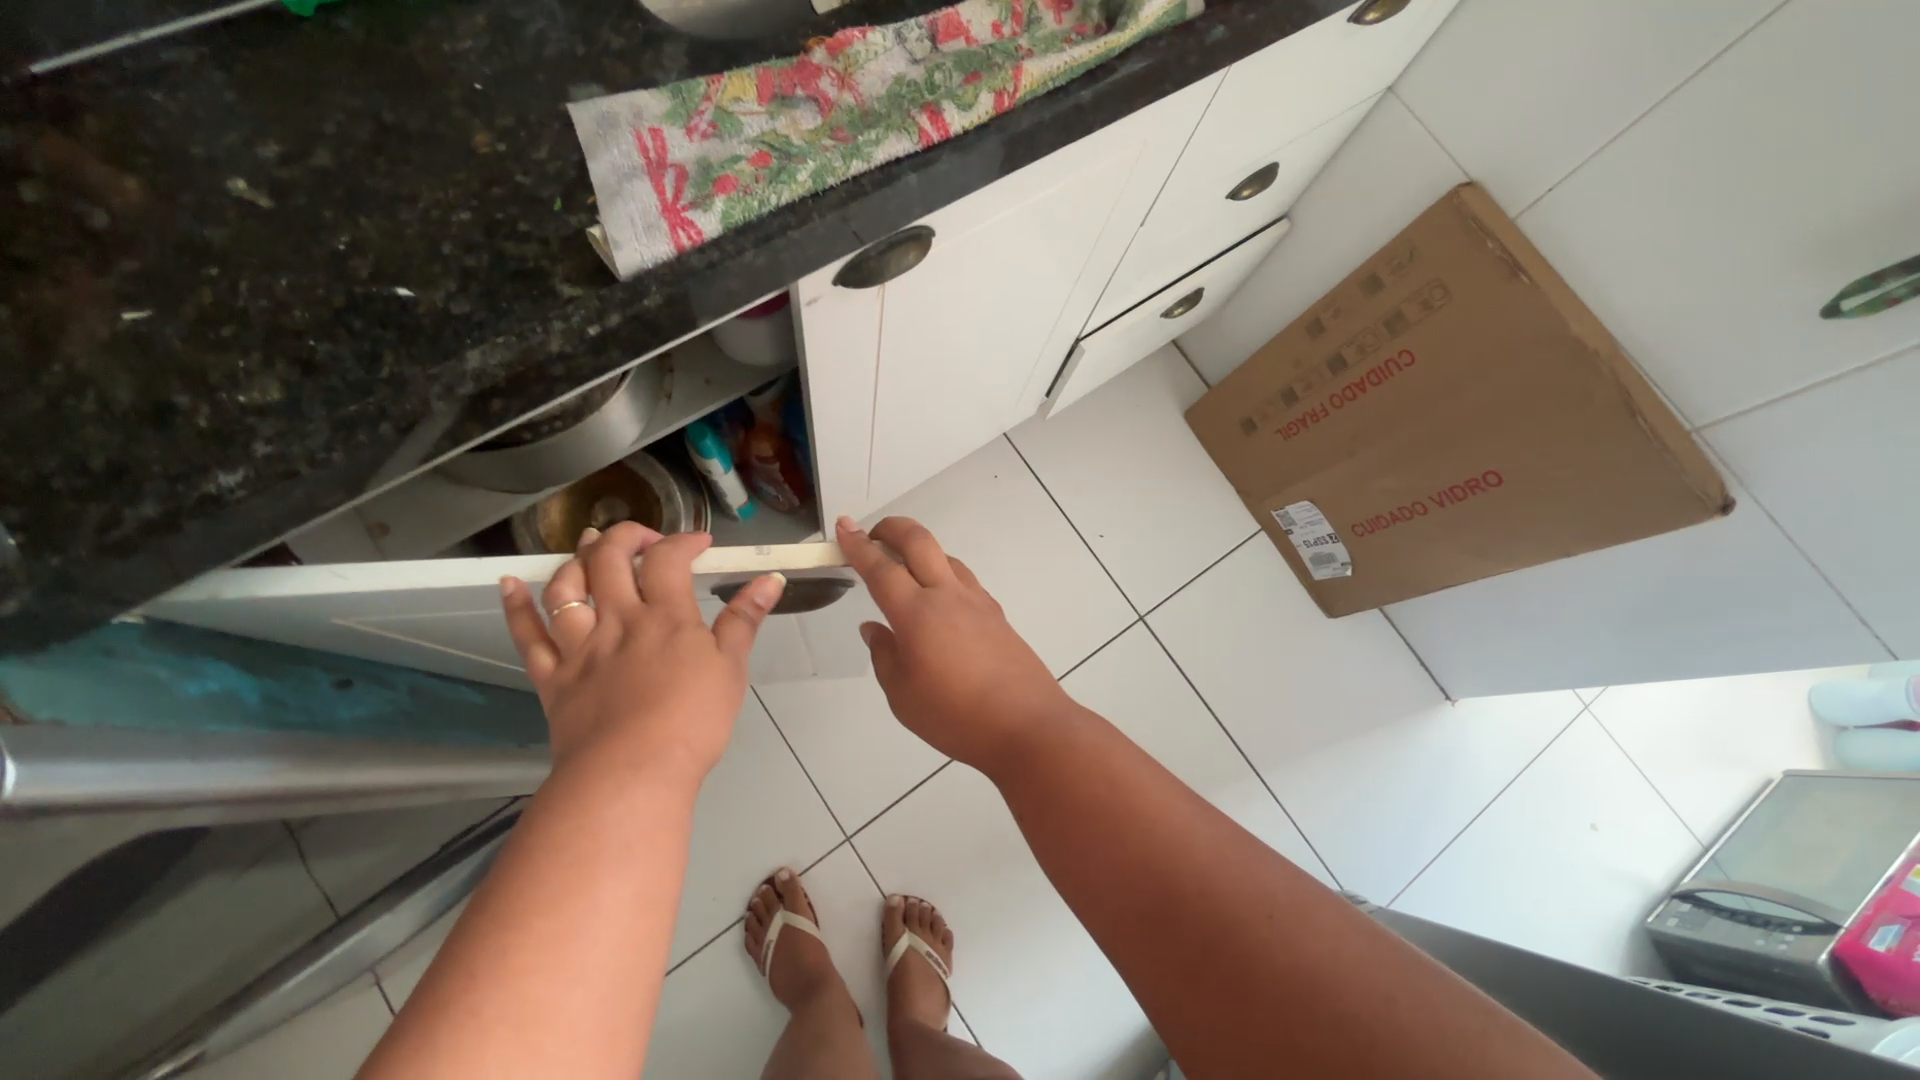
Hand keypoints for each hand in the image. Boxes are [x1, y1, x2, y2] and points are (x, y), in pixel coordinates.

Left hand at [499, 522, 785, 786]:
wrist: (632, 773)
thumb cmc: (692, 723)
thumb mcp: (731, 669)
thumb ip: (745, 620)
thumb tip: (770, 578)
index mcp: (665, 617)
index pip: (668, 560)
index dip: (683, 542)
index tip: (700, 544)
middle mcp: (618, 620)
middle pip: (609, 560)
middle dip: (625, 537)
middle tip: (641, 537)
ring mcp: (579, 648)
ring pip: (566, 588)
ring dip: (575, 559)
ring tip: (586, 544)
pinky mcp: (553, 678)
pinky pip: (527, 636)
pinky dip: (515, 606)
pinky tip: (509, 583)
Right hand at [837, 516, 1074, 771]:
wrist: (1028, 725)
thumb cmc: (957, 717)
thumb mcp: (903, 696)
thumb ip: (884, 655)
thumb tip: (874, 628)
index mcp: (917, 613)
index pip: (880, 568)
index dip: (858, 545)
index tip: (843, 525)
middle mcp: (948, 596)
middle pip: (918, 541)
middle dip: (891, 528)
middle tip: (871, 534)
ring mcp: (977, 602)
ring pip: (945, 557)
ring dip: (920, 551)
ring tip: (903, 570)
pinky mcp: (997, 615)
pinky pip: (963, 581)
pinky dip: (943, 575)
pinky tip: (939, 601)